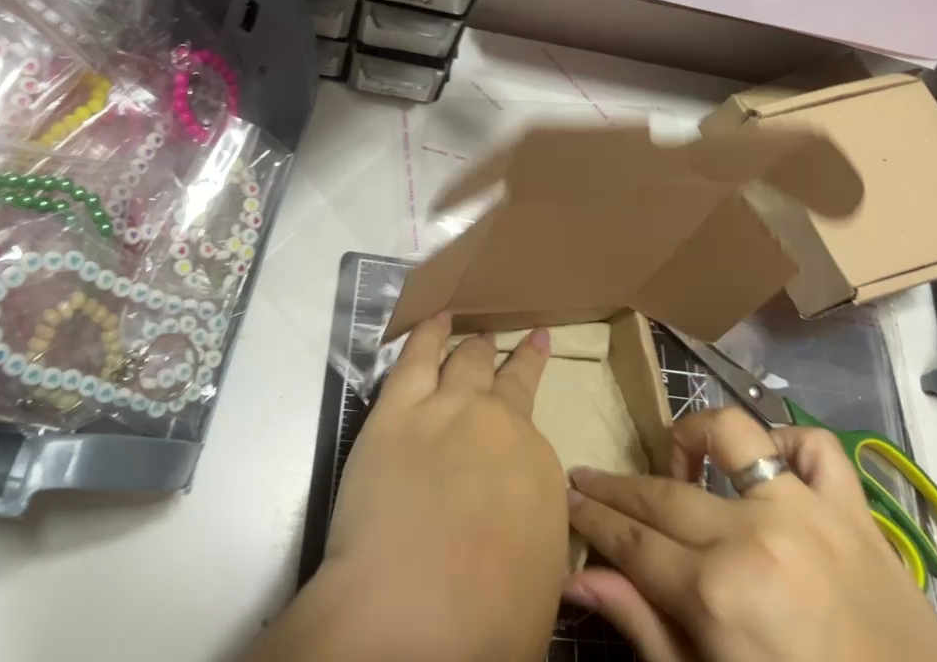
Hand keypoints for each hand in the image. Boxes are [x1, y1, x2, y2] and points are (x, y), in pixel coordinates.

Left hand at [245, 313, 566, 661]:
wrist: (415, 609)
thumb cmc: (488, 616)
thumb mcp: (542, 578)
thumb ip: (535, 524)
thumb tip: (526, 510)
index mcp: (538, 467)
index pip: (535, 422)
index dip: (537, 388)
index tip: (539, 361)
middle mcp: (497, 424)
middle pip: (505, 381)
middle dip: (513, 359)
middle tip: (519, 338)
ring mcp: (445, 410)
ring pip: (464, 361)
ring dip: (473, 344)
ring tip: (475, 329)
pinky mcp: (394, 411)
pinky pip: (414, 358)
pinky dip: (427, 334)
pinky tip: (434, 320)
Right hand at [563, 407, 936, 661]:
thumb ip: (642, 627)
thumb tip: (575, 578)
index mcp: (714, 593)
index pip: (629, 538)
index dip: (589, 517)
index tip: (564, 498)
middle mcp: (753, 536)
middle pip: (662, 493)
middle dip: (614, 486)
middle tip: (587, 479)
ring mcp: (808, 513)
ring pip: (731, 437)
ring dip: (692, 440)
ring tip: (677, 464)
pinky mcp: (855, 511)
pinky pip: (815, 447)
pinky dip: (786, 444)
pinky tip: (767, 468)